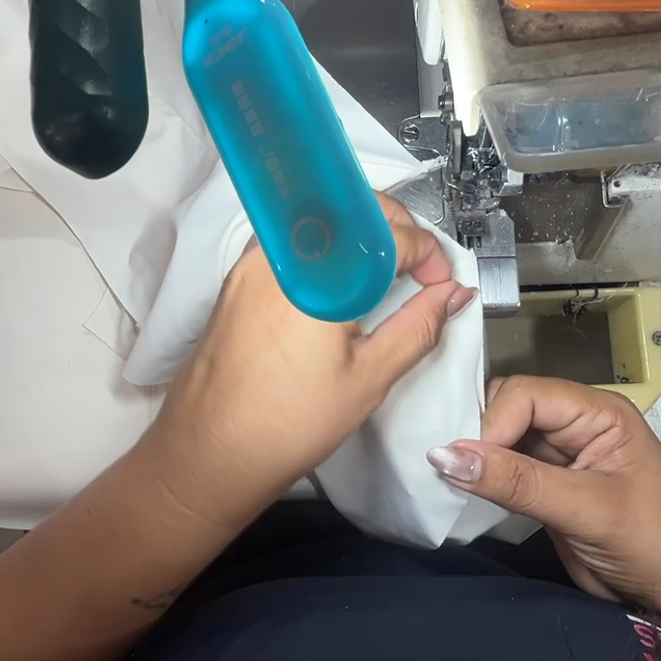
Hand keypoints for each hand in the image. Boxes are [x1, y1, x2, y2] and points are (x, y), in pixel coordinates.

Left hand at [149, 195, 477, 513]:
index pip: (390, 236)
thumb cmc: (285, 425)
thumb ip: (418, 328)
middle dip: (399, 229)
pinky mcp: (237, 277)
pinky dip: (328, 250)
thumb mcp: (368, 379)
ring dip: (363, 234)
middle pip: (354, 208)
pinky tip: (343, 286)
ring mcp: (253, 262)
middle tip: (421, 271)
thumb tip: (452, 296)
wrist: (208, 452)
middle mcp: (282, 255)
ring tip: (386, 276)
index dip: (429, 255)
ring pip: (321, 219)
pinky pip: (294, 241)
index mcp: (321, 276)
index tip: (441, 284)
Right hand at [425, 376, 660, 634]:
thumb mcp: (589, 512)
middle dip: (478, 434)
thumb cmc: (656, 548)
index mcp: (597, 411)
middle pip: (505, 406)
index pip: (525, 395)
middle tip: (453, 472)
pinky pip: (500, 466)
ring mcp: (558, 453)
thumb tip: (442, 454)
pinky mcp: (543, 483)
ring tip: (452, 481)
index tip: (467, 464)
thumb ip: (517, 482)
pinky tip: (464, 490)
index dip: (491, 422)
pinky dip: (481, 476)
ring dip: (475, 456)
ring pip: (498, 435)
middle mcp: (574, 422)